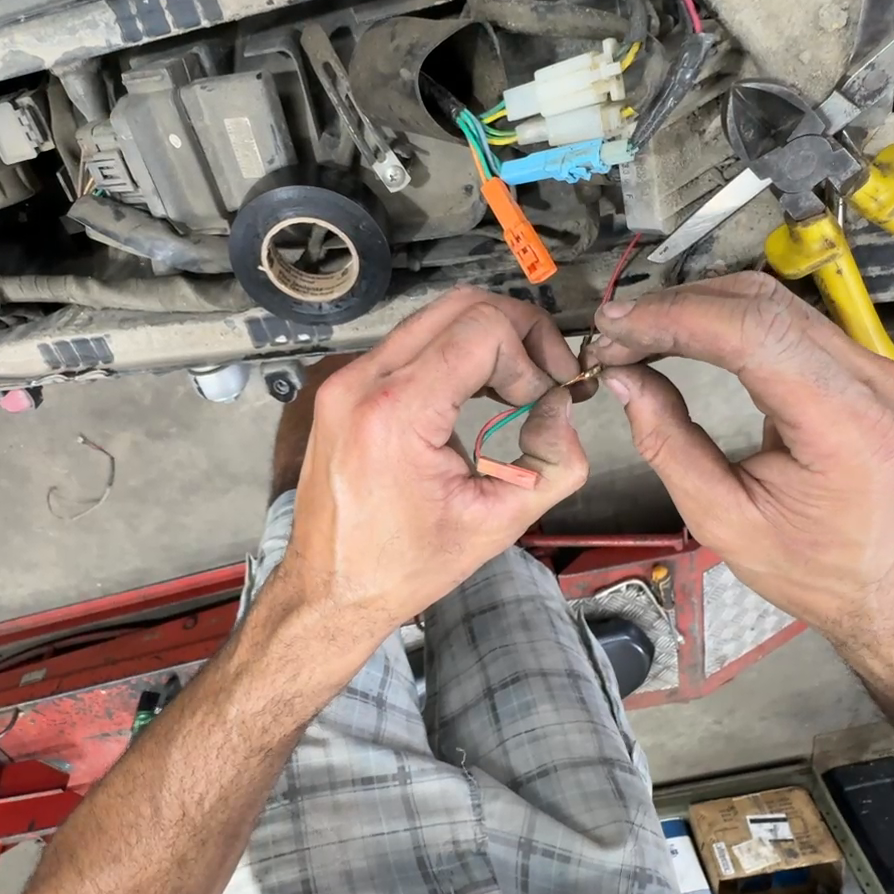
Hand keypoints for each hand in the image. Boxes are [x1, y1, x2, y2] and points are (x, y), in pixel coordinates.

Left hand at [266, 288, 589, 664]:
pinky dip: (454, 354)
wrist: (331, 587)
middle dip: (518, 332)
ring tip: (517, 388)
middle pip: (460, 305)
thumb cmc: (401, 566)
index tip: (546, 399)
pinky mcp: (343, 389)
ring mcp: (344, 382)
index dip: (532, 356)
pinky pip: (409, 344)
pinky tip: (479, 391)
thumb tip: (561, 407)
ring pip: (434, 318)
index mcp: (395, 413)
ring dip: (487, 341)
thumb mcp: (497, 523)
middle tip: (546, 377)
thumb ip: (554, 461)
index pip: (483, 329)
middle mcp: (360, 382)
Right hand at [588, 272, 893, 634]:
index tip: (612, 326)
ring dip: (694, 308)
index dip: (675, 319)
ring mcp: (875, 367)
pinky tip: (678, 335)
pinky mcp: (862, 366)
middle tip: (611, 333)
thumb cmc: (805, 567)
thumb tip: (621, 376)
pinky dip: (720, 321)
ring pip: (771, 302)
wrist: (879, 584)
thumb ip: (668, 444)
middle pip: (762, 305)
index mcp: (846, 427)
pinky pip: (783, 321)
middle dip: (675, 309)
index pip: (755, 335)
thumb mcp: (720, 519)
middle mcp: (873, 381)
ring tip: (634, 334)